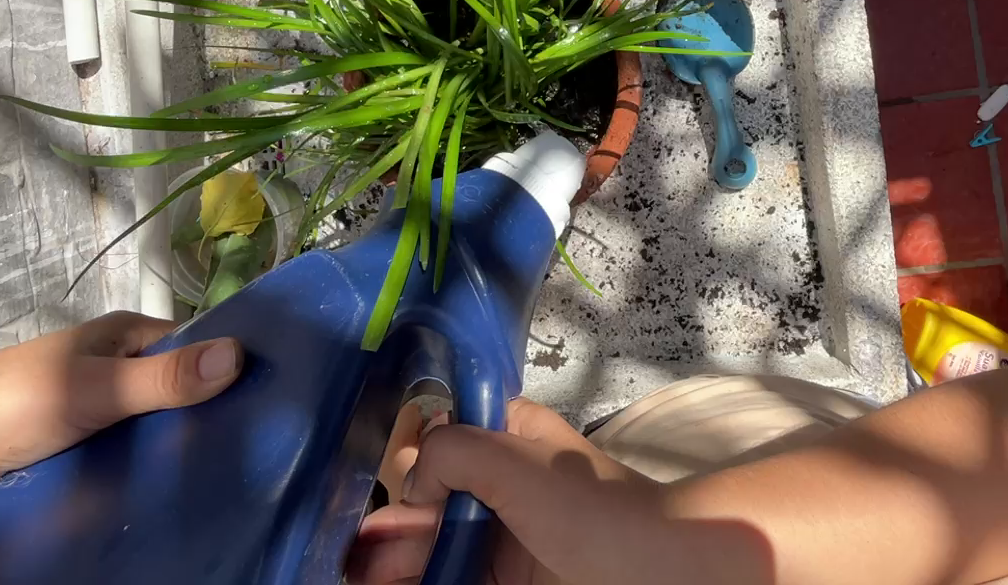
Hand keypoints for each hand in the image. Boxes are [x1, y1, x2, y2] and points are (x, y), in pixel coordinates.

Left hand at [0, 311, 242, 584]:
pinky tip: (171, 497)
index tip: (270, 398)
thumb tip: (241, 354)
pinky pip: (128, 462)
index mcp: (124, 336)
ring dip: (177, 451)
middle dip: (207, 417)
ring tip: (220, 480)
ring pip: (155, 430)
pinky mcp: (77, 458)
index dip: (229, 366)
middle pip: (179, 391)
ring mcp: (95, 417)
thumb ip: (163, 377)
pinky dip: (147, 475)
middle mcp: (115, 371)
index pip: (196, 345)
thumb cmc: (8, 405)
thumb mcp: (91, 387)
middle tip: (249, 451)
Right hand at [348, 398, 746, 584]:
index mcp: (506, 436)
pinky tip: (394, 581)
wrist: (653, 572)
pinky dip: (424, 578)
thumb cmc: (585, 506)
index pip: (443, 436)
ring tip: (360, 573)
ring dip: (398, 559)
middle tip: (354, 554)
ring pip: (437, 542)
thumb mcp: (514, 457)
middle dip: (394, 523)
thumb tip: (412, 479)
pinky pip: (454, 573)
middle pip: (432, 498)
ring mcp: (502, 534)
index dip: (409, 458)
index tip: (379, 484)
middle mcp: (499, 481)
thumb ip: (452, 451)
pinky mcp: (505, 578)